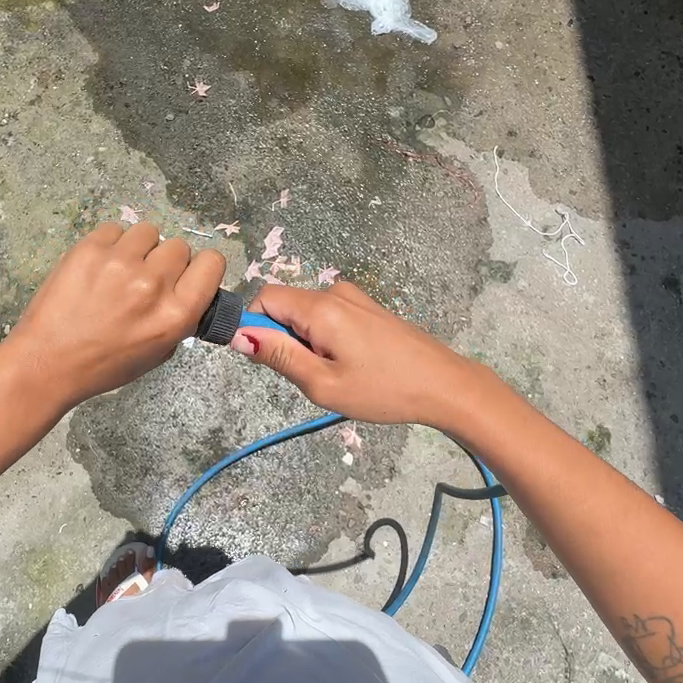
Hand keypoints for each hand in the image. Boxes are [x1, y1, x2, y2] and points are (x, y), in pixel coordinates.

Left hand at [0, 222, 224, 407]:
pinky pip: (115, 229)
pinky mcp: (90, 248)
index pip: (212, 262)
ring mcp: (120, 262)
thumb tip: (187, 288)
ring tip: (120, 270)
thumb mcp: (160, 352)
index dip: (201, 268)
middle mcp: (154, 283)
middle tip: (145, 280)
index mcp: (177, 313)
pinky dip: (111, 244)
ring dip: (139, 248)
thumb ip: (181, 317)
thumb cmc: (105, 365)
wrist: (48, 362)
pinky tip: (98, 266)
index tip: (186, 277)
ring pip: (148, 231)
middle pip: (179, 246)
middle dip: (166, 261)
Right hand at [234, 282, 499, 430]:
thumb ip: (278, 356)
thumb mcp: (323, 384)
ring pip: (306, 314)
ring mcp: (354, 297)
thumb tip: (238, 335)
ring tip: (337, 373)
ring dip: (307, 342)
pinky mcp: (367, 307)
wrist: (444, 385)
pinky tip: (353, 365)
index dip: (255, 327)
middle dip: (284, 339)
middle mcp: (334, 292)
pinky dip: (326, 339)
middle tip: (312, 375)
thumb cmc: (382, 390)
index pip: (264, 298)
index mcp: (320, 308)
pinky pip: (328, 316)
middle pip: (285, 306)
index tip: (271, 361)